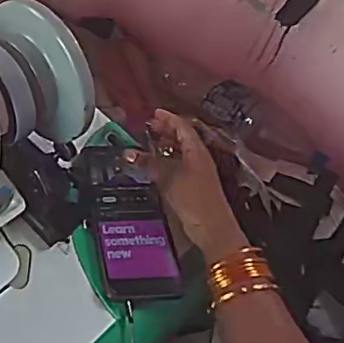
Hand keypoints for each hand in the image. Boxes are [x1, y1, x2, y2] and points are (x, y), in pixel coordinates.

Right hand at [126, 109, 245, 258]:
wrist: (213, 229)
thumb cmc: (196, 200)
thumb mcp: (169, 178)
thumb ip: (150, 164)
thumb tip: (130, 155)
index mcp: (197, 151)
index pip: (183, 127)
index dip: (168, 118)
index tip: (155, 113)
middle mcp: (199, 159)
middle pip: (183, 138)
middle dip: (167, 131)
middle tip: (150, 127)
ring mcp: (198, 173)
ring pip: (181, 152)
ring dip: (166, 146)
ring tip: (150, 144)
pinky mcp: (194, 186)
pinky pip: (179, 166)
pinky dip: (167, 161)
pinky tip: (156, 166)